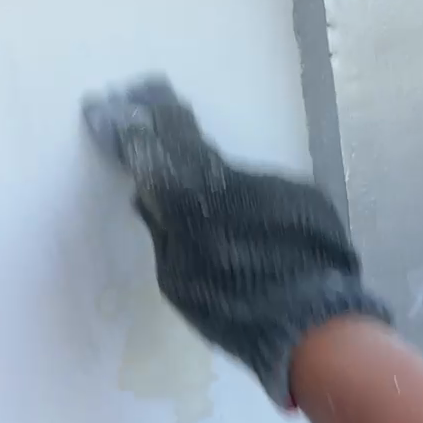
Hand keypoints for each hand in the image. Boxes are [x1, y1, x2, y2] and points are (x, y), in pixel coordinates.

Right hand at [81, 75, 387, 404]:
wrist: (312, 320)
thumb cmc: (232, 309)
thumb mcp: (177, 280)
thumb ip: (163, 233)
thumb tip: (148, 198)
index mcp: (190, 197)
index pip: (152, 147)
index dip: (129, 127)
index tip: (110, 108)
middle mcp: (230, 176)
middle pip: (190, 145)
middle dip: (164, 125)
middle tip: (148, 102)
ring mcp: (270, 180)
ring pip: (229, 177)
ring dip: (214, 185)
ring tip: (209, 209)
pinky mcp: (302, 193)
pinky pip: (261, 196)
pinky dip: (249, 207)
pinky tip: (253, 232)